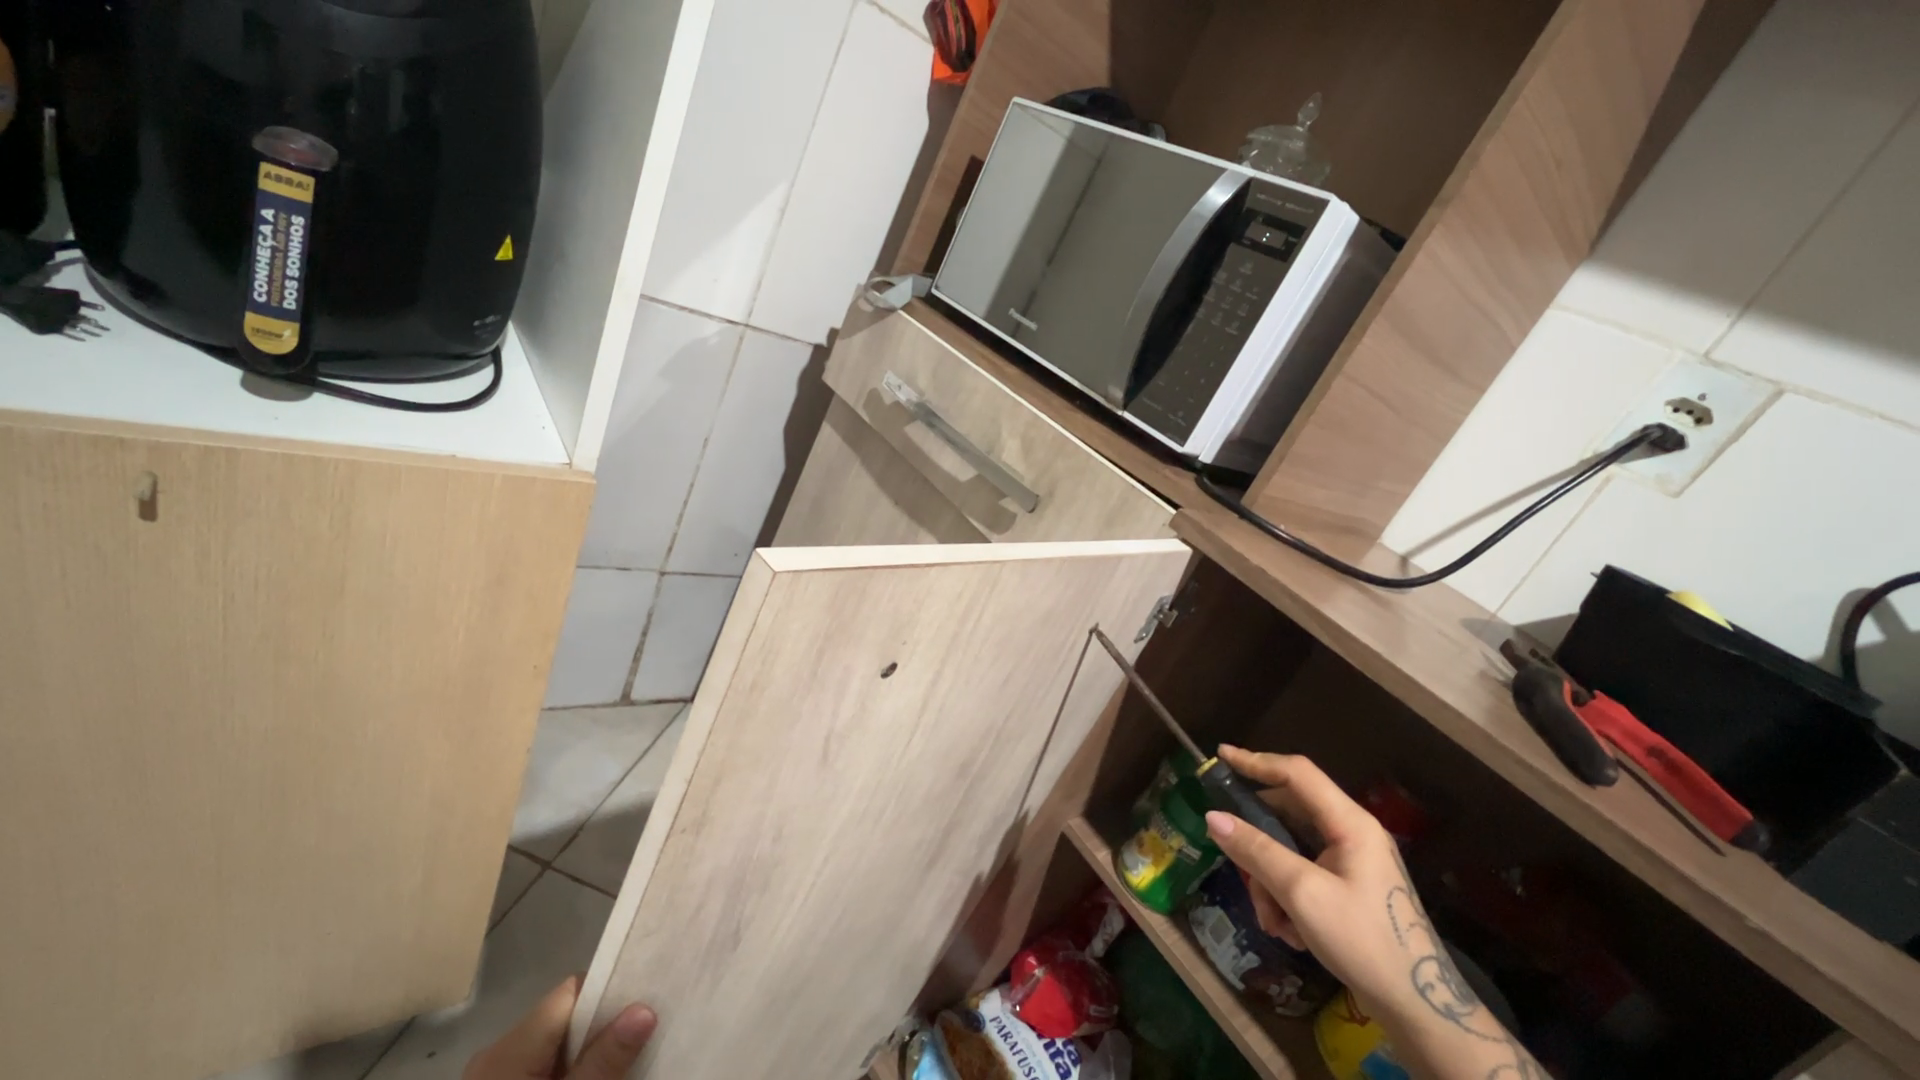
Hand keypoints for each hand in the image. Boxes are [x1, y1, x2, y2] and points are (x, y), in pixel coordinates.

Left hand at [464, 976, 656, 1079]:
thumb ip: (604, 1062)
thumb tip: (645, 1008)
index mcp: (508, 1049)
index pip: (570, 992)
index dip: (610, 990)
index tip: (649, 1000)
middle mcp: (496, 1056)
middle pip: (563, 1019)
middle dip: (605, 1026)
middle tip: (647, 1036)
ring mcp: (493, 1079)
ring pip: (555, 1047)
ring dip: (591, 1053)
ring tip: (628, 1064)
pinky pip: (542, 1070)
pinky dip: (572, 1073)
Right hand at [1206, 747, 1544, 1079]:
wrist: (1417, 1005)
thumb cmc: (1362, 940)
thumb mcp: (1302, 893)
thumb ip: (1257, 850)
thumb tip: (1213, 817)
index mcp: (1350, 823)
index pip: (1296, 773)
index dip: (1256, 761)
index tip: (1220, 756)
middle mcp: (1352, 833)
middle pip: (1288, 815)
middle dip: (1258, 846)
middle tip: (1237, 867)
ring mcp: (1352, 861)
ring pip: (1290, 850)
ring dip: (1271, 882)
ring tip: (1272, 921)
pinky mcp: (1349, 887)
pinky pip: (1303, 875)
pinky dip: (1287, 897)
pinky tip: (1289, 931)